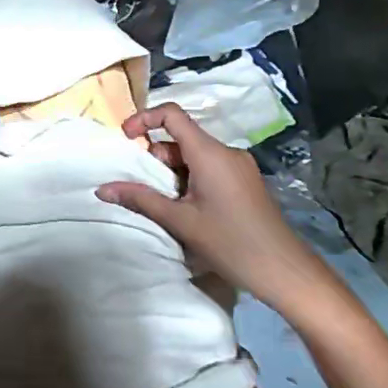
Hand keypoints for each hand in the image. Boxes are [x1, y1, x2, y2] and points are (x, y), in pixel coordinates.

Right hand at [96, 104, 345, 323]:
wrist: (285, 272)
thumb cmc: (231, 242)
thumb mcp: (179, 221)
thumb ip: (139, 199)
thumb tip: (102, 189)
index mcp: (210, 153)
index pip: (172, 115)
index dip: (144, 118)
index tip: (125, 138)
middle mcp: (226, 152)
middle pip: (179, 138)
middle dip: (155, 157)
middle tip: (144, 187)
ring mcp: (238, 167)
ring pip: (192, 156)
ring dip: (171, 172)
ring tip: (165, 203)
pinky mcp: (243, 182)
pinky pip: (207, 168)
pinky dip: (188, 180)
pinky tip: (186, 208)